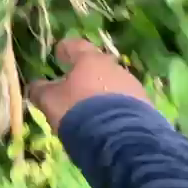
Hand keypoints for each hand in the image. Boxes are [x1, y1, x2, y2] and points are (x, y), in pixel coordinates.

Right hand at [27, 37, 150, 130]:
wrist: (124, 142)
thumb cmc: (79, 109)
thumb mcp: (49, 100)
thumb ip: (40, 89)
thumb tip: (37, 85)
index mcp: (90, 59)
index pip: (75, 45)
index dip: (65, 50)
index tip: (58, 57)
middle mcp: (115, 69)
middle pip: (99, 66)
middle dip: (87, 75)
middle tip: (74, 88)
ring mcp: (136, 90)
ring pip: (115, 86)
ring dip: (103, 94)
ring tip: (92, 112)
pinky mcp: (151, 112)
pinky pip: (128, 105)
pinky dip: (117, 110)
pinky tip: (108, 124)